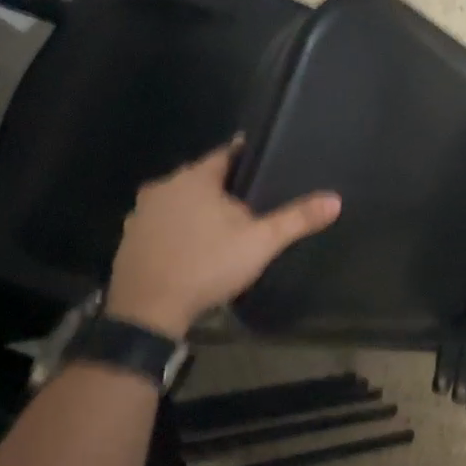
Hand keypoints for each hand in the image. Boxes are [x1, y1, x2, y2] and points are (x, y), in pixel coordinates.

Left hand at [105, 139, 341, 337]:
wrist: (148, 310)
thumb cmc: (208, 265)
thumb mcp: (262, 242)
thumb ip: (297, 218)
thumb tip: (336, 200)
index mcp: (194, 179)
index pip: (226, 155)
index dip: (247, 158)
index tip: (264, 164)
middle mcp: (163, 188)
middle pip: (201, 178)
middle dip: (223, 188)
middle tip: (251, 202)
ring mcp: (141, 214)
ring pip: (178, 202)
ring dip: (197, 210)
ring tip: (224, 226)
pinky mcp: (129, 240)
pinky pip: (162, 225)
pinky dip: (178, 231)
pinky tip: (195, 248)